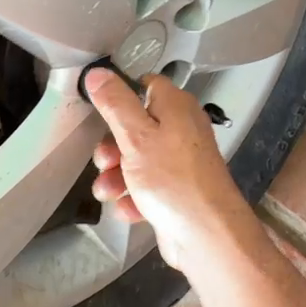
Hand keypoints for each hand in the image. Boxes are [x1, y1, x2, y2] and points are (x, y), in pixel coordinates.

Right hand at [83, 69, 264, 278]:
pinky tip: (128, 210)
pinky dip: (136, 196)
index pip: (145, 85)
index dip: (121, 96)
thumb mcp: (136, 135)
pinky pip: (151, 186)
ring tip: (107, 193)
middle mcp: (182, 128)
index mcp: (176, 106)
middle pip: (138, 126)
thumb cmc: (170, 177)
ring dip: (118, 175)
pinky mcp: (180, 191)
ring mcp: (182, 161)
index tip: (99, 112)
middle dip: (113, 146)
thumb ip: (114, 103)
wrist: (208, 236)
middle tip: (102, 162)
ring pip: (140, 159)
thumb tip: (96, 71)